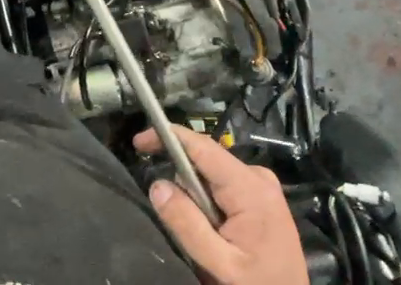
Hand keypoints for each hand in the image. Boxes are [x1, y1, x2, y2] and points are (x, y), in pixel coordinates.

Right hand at [136, 126, 308, 284]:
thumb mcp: (220, 264)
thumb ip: (187, 225)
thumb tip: (156, 185)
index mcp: (250, 188)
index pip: (202, 146)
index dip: (168, 136)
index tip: (139, 142)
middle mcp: (258, 177)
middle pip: (204, 161)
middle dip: (184, 184)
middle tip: (183, 223)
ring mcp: (262, 185)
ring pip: (211, 174)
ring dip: (197, 197)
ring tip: (207, 235)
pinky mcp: (261, 196)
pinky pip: (223, 185)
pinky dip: (209, 202)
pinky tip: (217, 231)